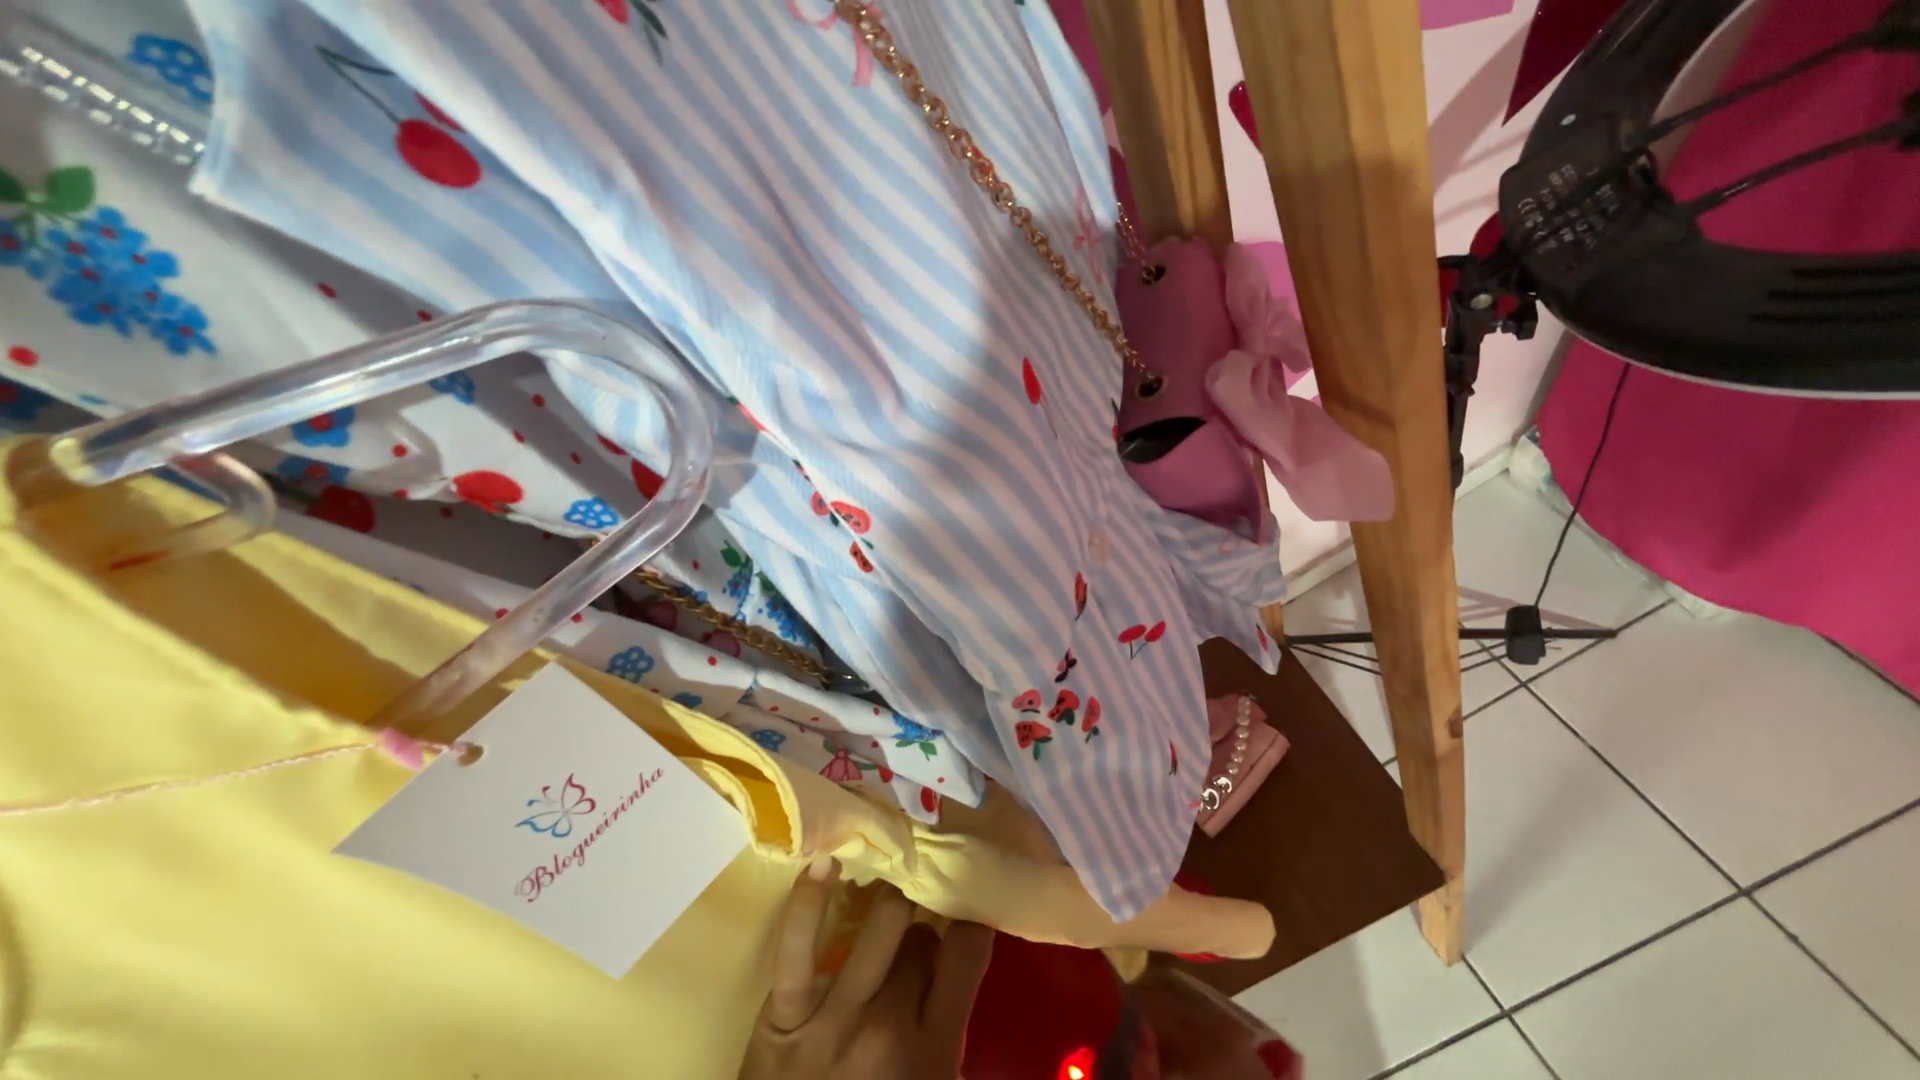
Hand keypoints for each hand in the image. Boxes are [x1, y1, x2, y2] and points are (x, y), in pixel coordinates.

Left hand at [737, 866, 994, 1079]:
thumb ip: (947, 1028)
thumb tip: (952, 963)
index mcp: (935, 1047)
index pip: (968, 953)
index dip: (972, 916)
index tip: (968, 895)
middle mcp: (892, 1022)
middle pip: (921, 938)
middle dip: (923, 923)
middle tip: (915, 922)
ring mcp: (836, 1015)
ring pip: (879, 925)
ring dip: (890, 900)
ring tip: (889, 877)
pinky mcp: (786, 1013)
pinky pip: (798, 947)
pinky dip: (808, 901)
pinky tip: (822, 862)